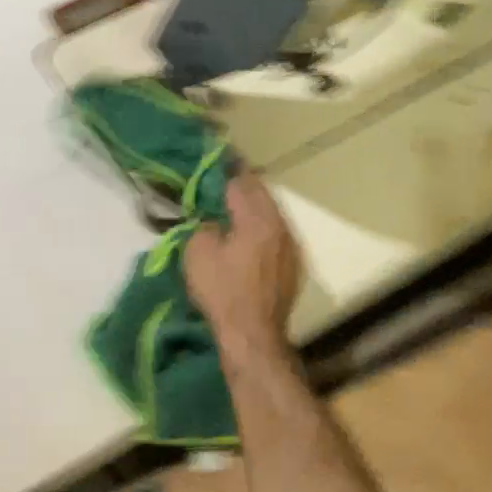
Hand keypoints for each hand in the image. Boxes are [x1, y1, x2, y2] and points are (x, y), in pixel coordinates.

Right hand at [185, 172, 301, 358]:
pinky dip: (261, 226)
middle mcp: (281, 227)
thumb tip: (214, 220)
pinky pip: (276, 234)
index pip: (243, 183)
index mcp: (258, 219)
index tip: (217, 158)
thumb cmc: (222, 289)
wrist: (252, 334)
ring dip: (254, 207)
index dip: (228, 169)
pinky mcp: (292, 267)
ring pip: (272, 215)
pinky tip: (247, 233)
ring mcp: (291, 248)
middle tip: (223, 178)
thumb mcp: (198, 251)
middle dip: (244, 185)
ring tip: (234, 204)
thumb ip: (206, 225)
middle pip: (263, 196)